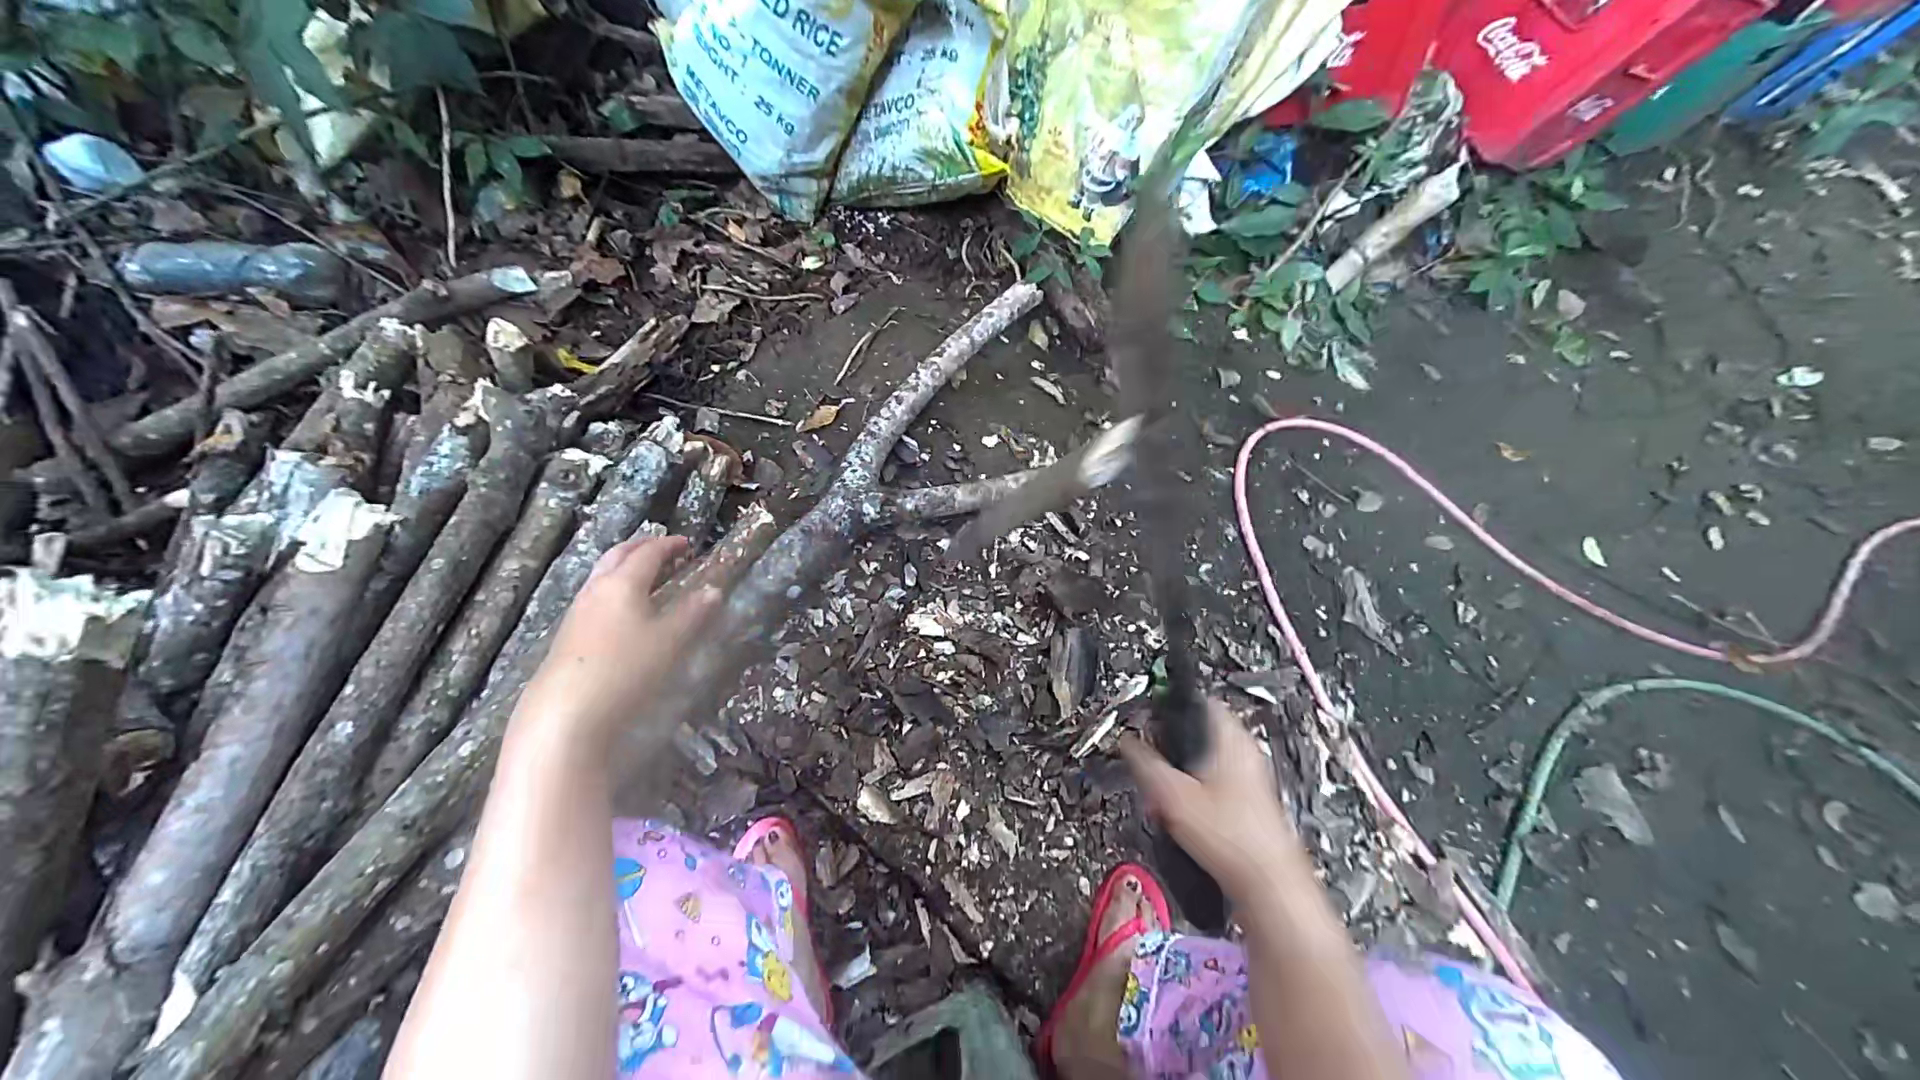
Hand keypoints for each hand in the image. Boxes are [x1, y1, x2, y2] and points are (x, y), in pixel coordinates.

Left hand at [518, 535, 720, 746]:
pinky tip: (624, 607)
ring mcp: (579, 610)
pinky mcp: (569, 632)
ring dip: (626, 565)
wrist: (566, 711)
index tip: (689, 544)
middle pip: (618, 555)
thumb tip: (712, 590)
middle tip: (664, 548)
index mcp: (623, 583)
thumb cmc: (626, 668)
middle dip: (642, 546)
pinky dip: (615, 586)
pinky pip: (596, 594)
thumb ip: (693, 613)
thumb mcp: (670, 641)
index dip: (670, 545)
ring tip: (647, 574)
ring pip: (603, 574)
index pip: (648, 553)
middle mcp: (597, 589)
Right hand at [1120, 701, 1301, 901]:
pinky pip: (1214, 785)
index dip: (1170, 705)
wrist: (1268, 885)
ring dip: (1180, 773)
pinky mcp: (1249, 803)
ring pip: (1204, 761)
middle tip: (1152, 761)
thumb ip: (1145, 763)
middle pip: (1199, 733)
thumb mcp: (1171, 794)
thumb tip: (1128, 743)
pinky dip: (1194, 792)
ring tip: (1163, 795)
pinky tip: (1181, 816)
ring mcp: (1250, 778)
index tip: (1151, 717)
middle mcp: (1245, 753)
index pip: (1199, 701)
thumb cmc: (1232, 839)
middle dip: (1170, 748)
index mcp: (1231, 739)